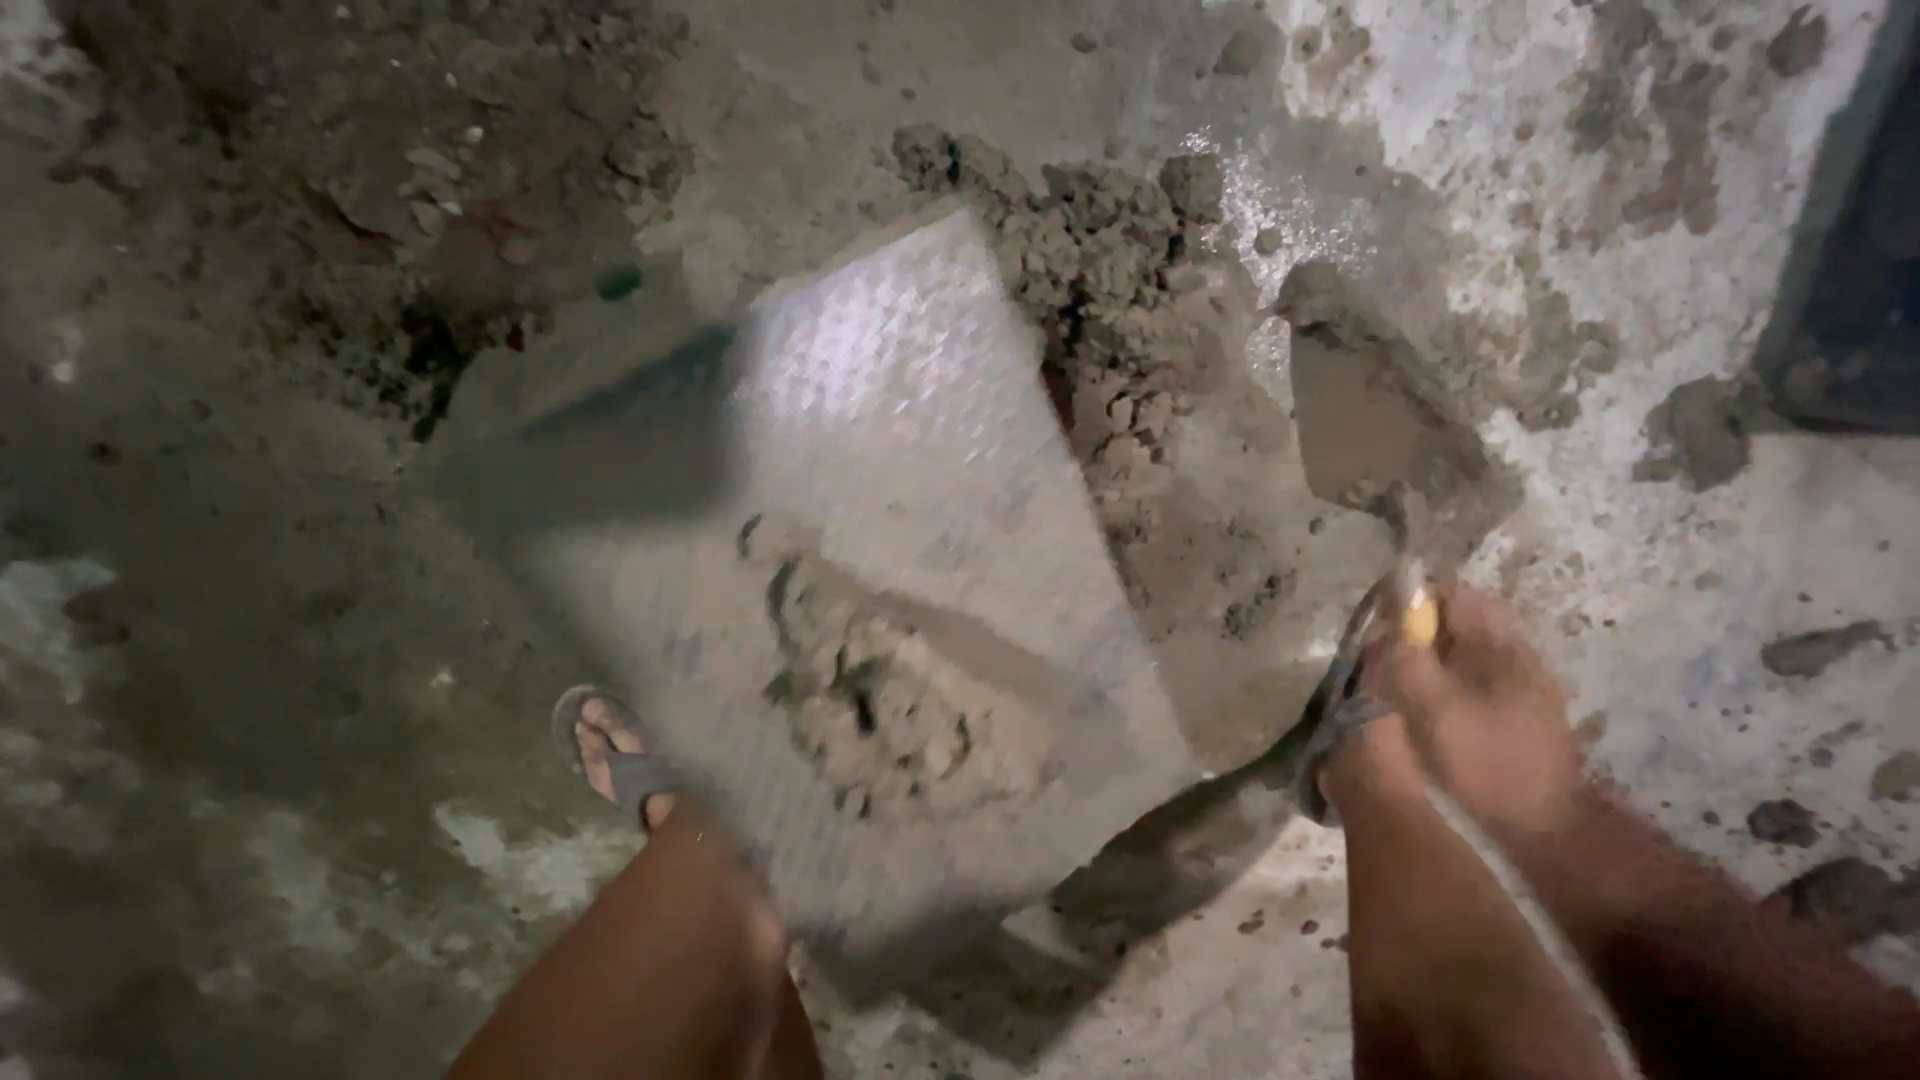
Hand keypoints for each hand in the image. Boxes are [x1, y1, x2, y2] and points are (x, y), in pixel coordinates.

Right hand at [1363, 582, 1582, 840]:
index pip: (1455, 594)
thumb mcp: (1430, 707)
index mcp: (1504, 648)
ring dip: (1425, 661)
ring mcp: (1523, 692)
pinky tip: (1419, 713)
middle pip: (1458, 623)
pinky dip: (1439, 685)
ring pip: (1462, 654)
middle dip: (1415, 633)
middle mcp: (1519, 660)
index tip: (1376, 624)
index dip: (1412, 599)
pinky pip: (1469, 682)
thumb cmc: (1482, 767)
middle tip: (1379, 660)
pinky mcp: (1518, 721)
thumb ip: (1404, 656)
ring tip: (1393, 687)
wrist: (1542, 838)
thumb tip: (1384, 621)